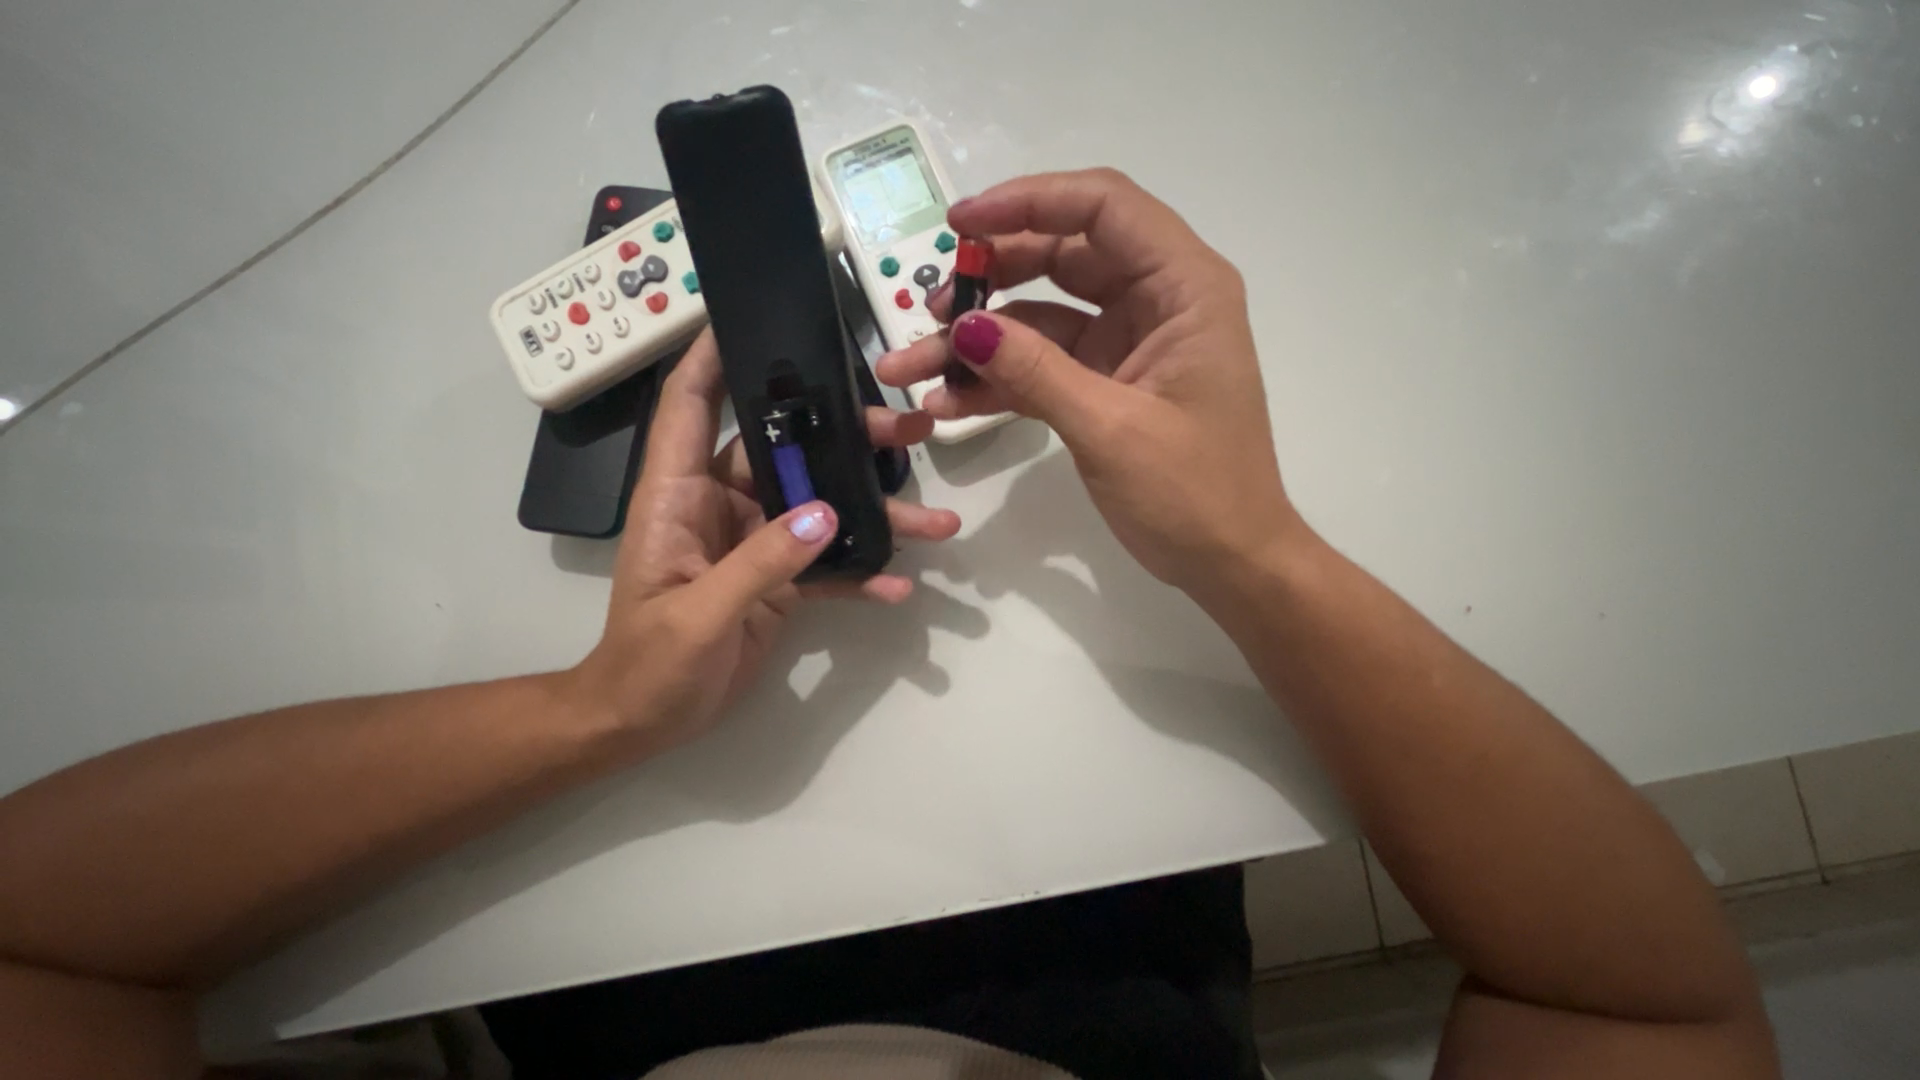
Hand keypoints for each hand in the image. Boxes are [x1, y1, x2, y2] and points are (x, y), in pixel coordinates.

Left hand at [569, 330, 959, 750]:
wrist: (643, 721)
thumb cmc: (646, 664)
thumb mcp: (696, 615)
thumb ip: (760, 564)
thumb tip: (827, 516)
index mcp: (679, 495)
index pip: (691, 405)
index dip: (714, 355)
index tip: (754, 314)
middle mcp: (721, 504)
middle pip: (786, 450)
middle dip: (847, 436)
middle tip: (913, 426)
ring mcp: (755, 541)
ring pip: (821, 505)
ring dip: (876, 509)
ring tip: (937, 519)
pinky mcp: (778, 580)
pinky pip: (828, 565)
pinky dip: (863, 573)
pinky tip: (900, 586)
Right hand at [876, 168, 1301, 596]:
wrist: (1230, 561)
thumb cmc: (1194, 492)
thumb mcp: (1110, 428)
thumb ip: (1035, 372)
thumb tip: (965, 327)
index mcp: (1184, 287)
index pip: (1103, 208)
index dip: (1028, 202)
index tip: (959, 224)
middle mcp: (1158, 300)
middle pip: (1064, 254)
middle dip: (992, 276)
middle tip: (932, 305)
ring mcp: (1129, 343)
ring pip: (1044, 312)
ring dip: (982, 336)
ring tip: (918, 364)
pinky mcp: (1106, 383)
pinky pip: (1044, 363)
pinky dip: (999, 378)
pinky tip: (949, 400)